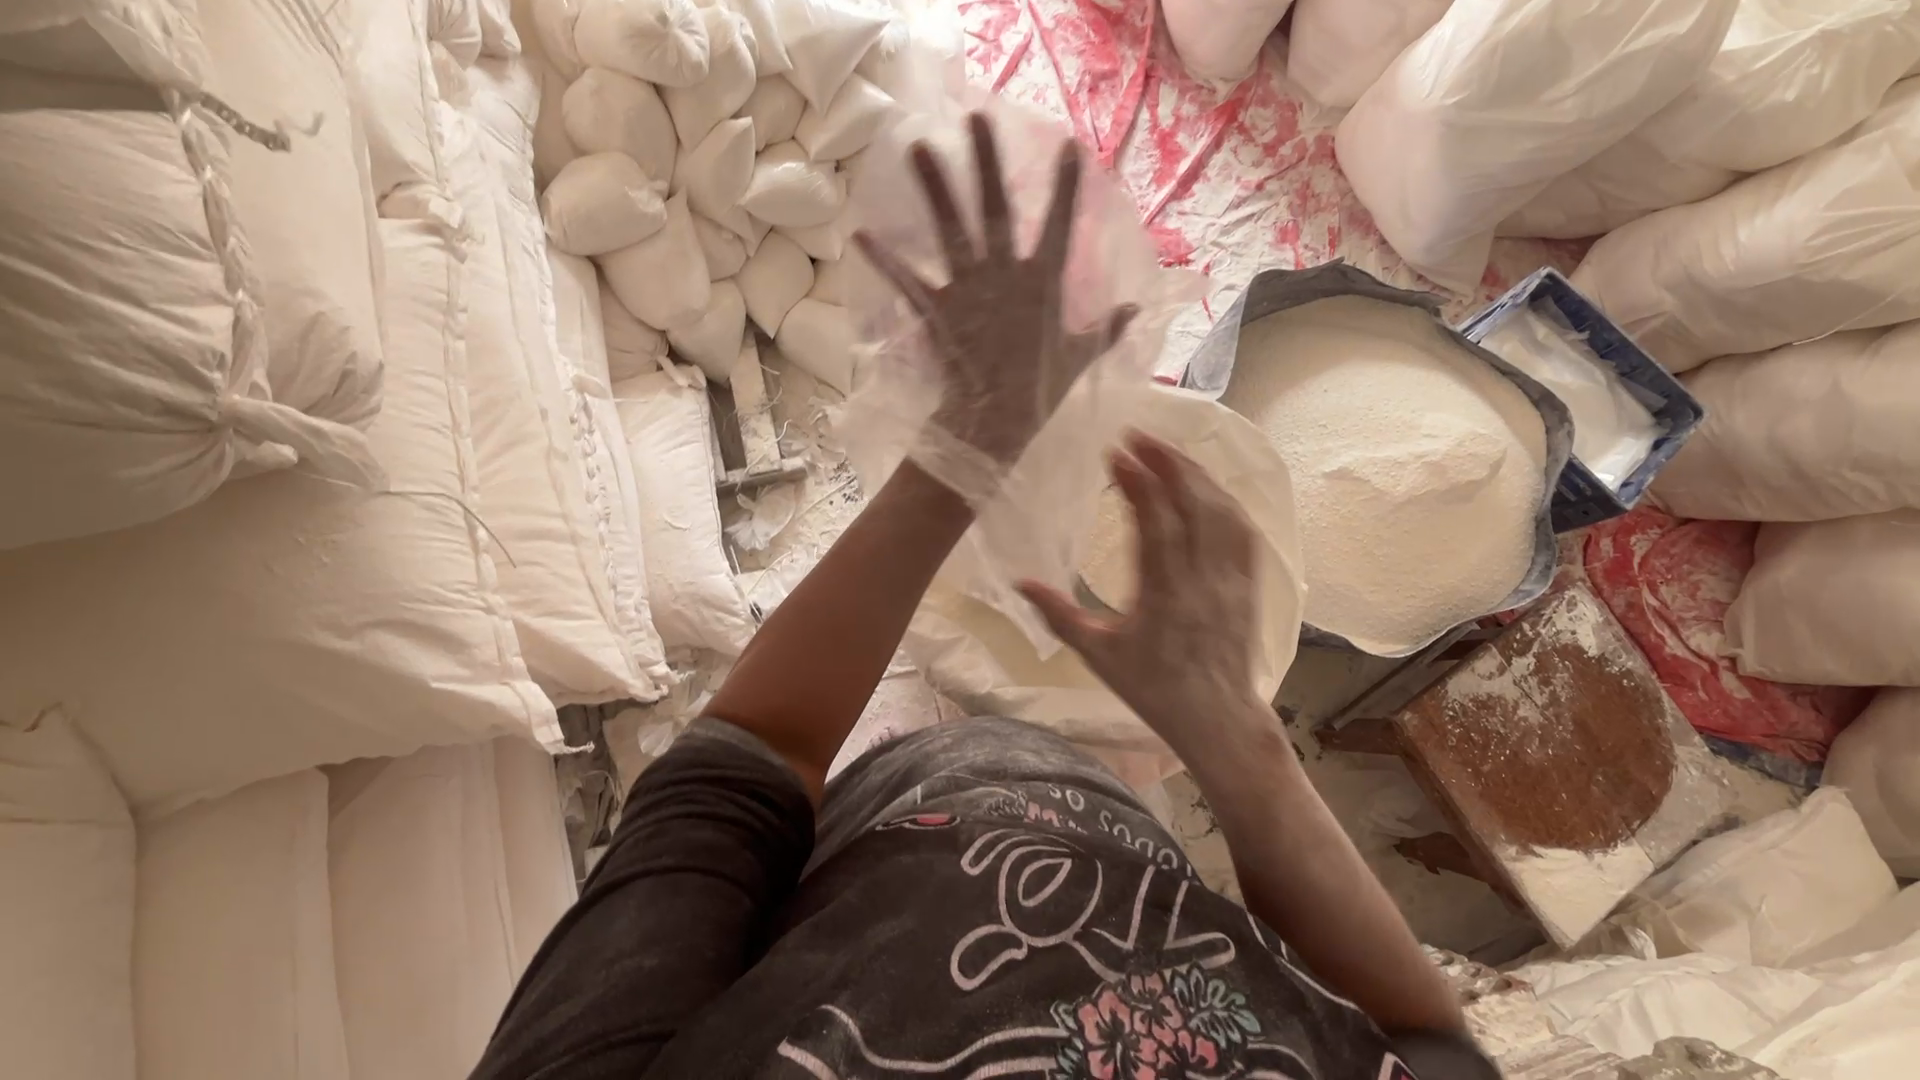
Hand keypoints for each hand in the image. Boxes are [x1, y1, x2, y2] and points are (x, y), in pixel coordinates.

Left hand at [853, 112, 1137, 466]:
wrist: (996, 422)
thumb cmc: (1040, 392)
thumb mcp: (1080, 358)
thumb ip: (1106, 330)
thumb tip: (1134, 310)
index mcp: (1043, 283)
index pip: (1061, 224)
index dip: (1066, 185)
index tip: (1068, 145)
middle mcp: (1004, 274)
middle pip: (995, 209)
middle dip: (985, 162)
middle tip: (976, 119)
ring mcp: (967, 289)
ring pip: (950, 229)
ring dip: (934, 188)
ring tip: (918, 147)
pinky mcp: (937, 309)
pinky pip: (907, 281)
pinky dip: (885, 261)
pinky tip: (861, 235)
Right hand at [1019, 433, 1274, 760]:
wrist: (1217, 717)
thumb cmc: (1152, 688)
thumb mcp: (1097, 656)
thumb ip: (1058, 615)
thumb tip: (1019, 582)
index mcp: (1164, 592)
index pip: (1155, 521)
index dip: (1137, 481)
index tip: (1115, 453)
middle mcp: (1203, 576)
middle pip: (1192, 503)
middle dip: (1166, 462)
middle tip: (1138, 436)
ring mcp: (1231, 578)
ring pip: (1221, 510)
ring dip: (1195, 474)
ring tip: (1168, 452)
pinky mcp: (1248, 583)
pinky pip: (1242, 530)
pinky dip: (1224, 500)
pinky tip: (1207, 486)